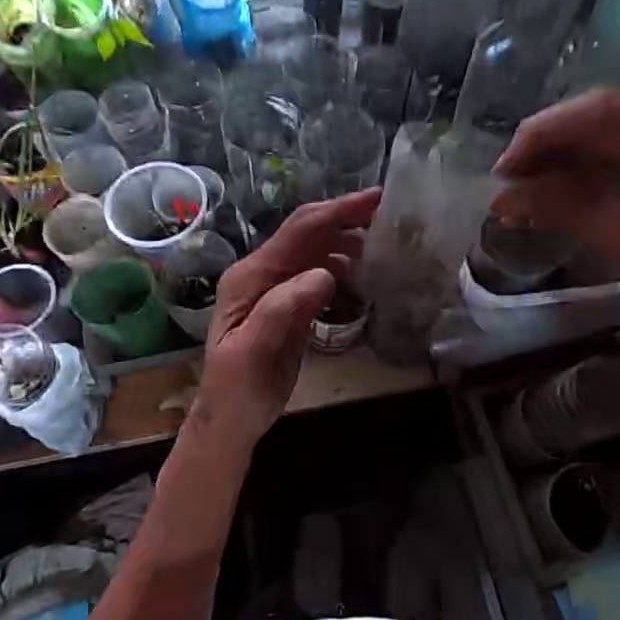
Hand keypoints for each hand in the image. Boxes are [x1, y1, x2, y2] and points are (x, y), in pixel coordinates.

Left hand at [189, 188, 381, 448]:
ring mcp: (274, 290)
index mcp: (250, 276)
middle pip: (308, 234)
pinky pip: (316, 276)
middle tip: (389, 214)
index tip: (376, 199)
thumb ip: (283, 310)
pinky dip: (341, 267)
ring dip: (346, 241)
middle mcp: (261, 274)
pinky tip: (362, 272)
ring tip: (383, 242)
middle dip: (345, 219)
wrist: (230, 420)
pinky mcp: (288, 307)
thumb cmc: (236, 388)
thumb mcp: (253, 351)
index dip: (337, 212)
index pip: (298, 231)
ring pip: (314, 252)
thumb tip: (326, 273)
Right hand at [492, 90, 619, 349]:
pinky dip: (587, 172)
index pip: (608, 111)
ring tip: (524, 187)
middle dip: (551, 146)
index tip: (504, 167)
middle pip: (609, 116)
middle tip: (509, 178)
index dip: (545, 133)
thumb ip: (563, 206)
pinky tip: (556, 189)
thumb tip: (499, 197)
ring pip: (612, 134)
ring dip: (564, 159)